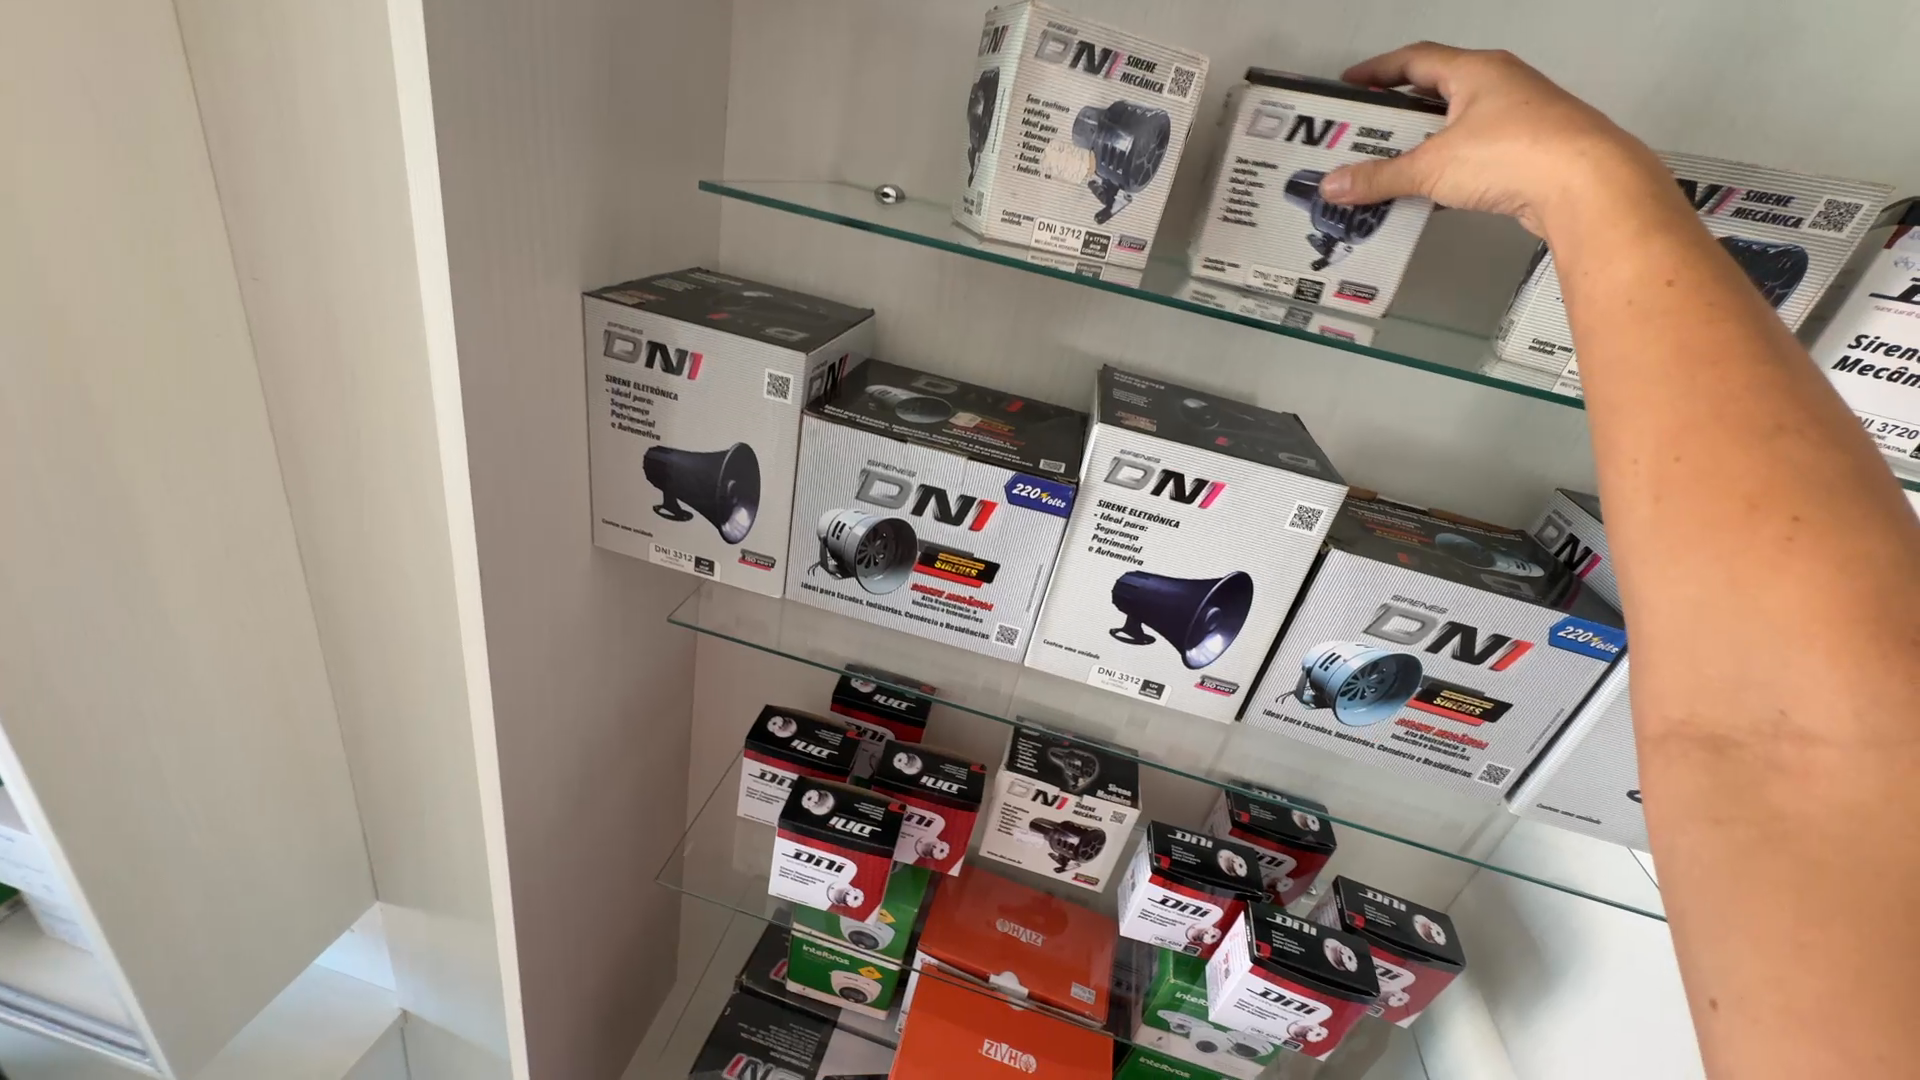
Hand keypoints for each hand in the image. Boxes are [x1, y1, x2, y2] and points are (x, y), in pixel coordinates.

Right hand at [1320, 43, 1671, 236]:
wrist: (1583, 184)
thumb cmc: (1514, 153)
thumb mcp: (1430, 166)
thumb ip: (1378, 177)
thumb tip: (1333, 185)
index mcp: (1475, 71)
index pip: (1415, 60)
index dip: (1377, 71)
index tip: (1349, 86)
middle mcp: (1496, 87)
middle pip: (1431, 95)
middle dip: (1391, 116)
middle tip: (1356, 137)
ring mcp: (1511, 120)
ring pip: (1448, 128)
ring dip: (1414, 147)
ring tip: (1380, 170)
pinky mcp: (1519, 154)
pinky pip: (1465, 157)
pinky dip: (1436, 173)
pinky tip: (1417, 194)